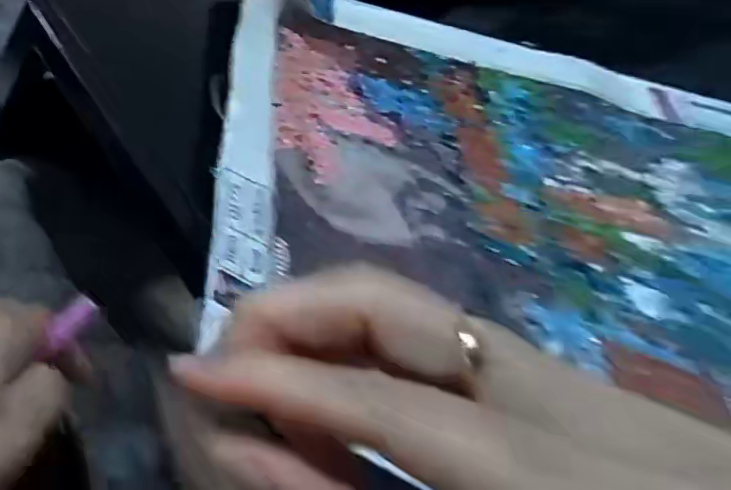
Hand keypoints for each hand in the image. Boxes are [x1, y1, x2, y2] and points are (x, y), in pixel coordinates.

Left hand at [0, 302, 74, 489]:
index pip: (45, 316)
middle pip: (12, 319)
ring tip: (18, 401)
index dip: (70, 347)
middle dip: (38, 349)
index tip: (87, 387)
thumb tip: (53, 368)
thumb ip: (49, 388)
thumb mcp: (19, 424)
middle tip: (56, 392)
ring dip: (7, 359)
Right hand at [172, 267, 730, 489]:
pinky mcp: (577, 390)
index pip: (382, 401)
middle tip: (229, 362)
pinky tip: (337, 403)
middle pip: (381, 299)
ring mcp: (585, 388)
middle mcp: (582, 405)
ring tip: (275, 390)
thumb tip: (229, 449)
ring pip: (399, 302)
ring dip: (309, 330)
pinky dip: (358, 354)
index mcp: (570, 474)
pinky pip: (430, 338)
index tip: (187, 376)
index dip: (268, 382)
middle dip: (278, 315)